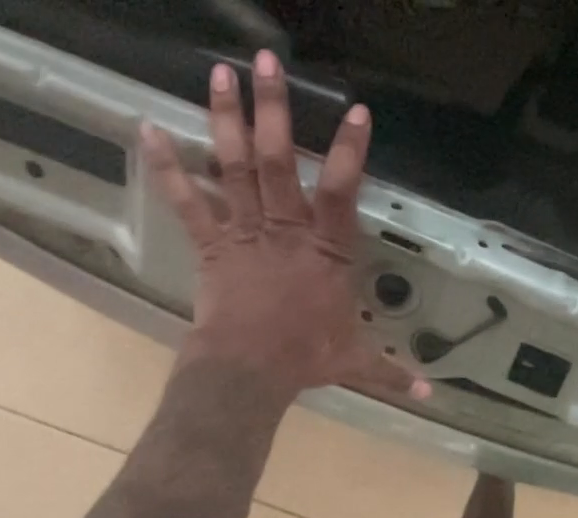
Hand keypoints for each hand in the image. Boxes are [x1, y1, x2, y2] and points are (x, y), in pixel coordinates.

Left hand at [141, 51, 427, 401]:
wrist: (249, 369)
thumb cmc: (305, 358)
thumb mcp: (355, 362)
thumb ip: (391, 372)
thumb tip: (427, 395)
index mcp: (327, 250)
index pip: (343, 191)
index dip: (350, 150)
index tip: (357, 111)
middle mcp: (286, 228)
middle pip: (281, 159)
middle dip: (275, 108)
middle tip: (268, 62)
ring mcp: (246, 231)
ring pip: (235, 166)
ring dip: (226, 118)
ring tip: (221, 74)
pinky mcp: (211, 243)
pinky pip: (187, 201)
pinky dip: (168, 167)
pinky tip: (150, 129)